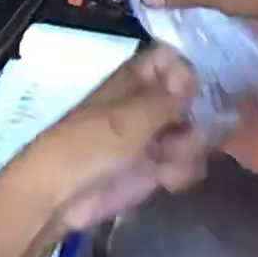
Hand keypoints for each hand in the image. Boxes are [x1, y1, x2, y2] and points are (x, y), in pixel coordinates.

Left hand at [19, 45, 211, 230]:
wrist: (59, 197)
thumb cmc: (93, 142)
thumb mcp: (136, 113)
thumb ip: (174, 96)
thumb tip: (195, 84)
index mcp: (141, 76)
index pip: (177, 58)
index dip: (189, 72)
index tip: (191, 93)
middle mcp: (152, 101)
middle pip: (196, 98)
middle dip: (198, 119)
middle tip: (184, 134)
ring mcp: (157, 134)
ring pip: (197, 131)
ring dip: (191, 149)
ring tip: (169, 162)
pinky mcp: (158, 167)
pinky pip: (188, 162)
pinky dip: (181, 172)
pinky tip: (167, 180)